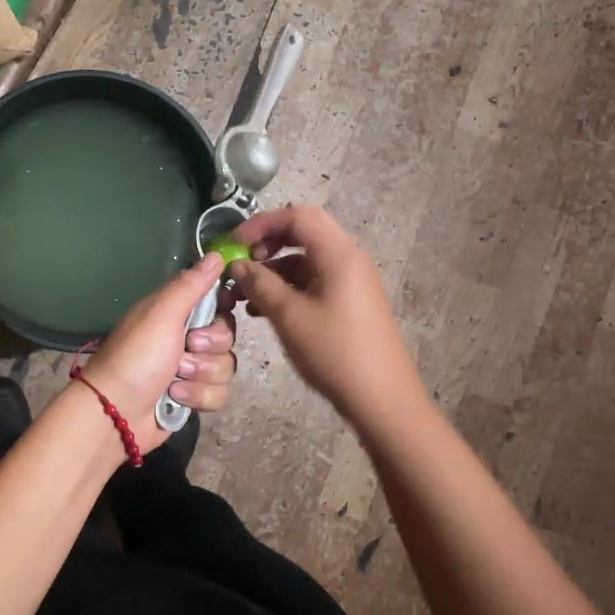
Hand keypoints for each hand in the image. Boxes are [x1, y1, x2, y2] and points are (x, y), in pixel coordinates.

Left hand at [78, 253, 238, 449]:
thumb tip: (217, 254)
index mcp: (174, 312)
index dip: (223, 307)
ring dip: (202, 375)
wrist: (117, 411)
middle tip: (185, 350)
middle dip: (210, 347)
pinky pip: (218, 393)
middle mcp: (183, 337)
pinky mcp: (192, 397)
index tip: (223, 309)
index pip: (216, 300)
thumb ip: (190, 285)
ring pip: (225, 366)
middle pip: (226, 335)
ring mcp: (189, 369)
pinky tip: (175, 397)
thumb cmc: (137, 356)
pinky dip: (198, 396)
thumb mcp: (162, 313)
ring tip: (174, 379)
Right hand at [227, 205, 423, 419]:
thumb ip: (259, 284)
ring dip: (272, 270)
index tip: (233, 243)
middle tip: (240, 263)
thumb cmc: (335, 352)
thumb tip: (236, 265)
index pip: (297, 216)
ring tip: (243, 294)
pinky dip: (286, 287)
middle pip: (302, 233)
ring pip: (304, 260)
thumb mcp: (288, 316)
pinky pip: (312, 281)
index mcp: (339, 254)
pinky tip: (262, 310)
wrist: (382, 399)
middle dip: (266, 244)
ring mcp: (350, 282)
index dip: (261, 223)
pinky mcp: (348, 302)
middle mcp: (348, 259)